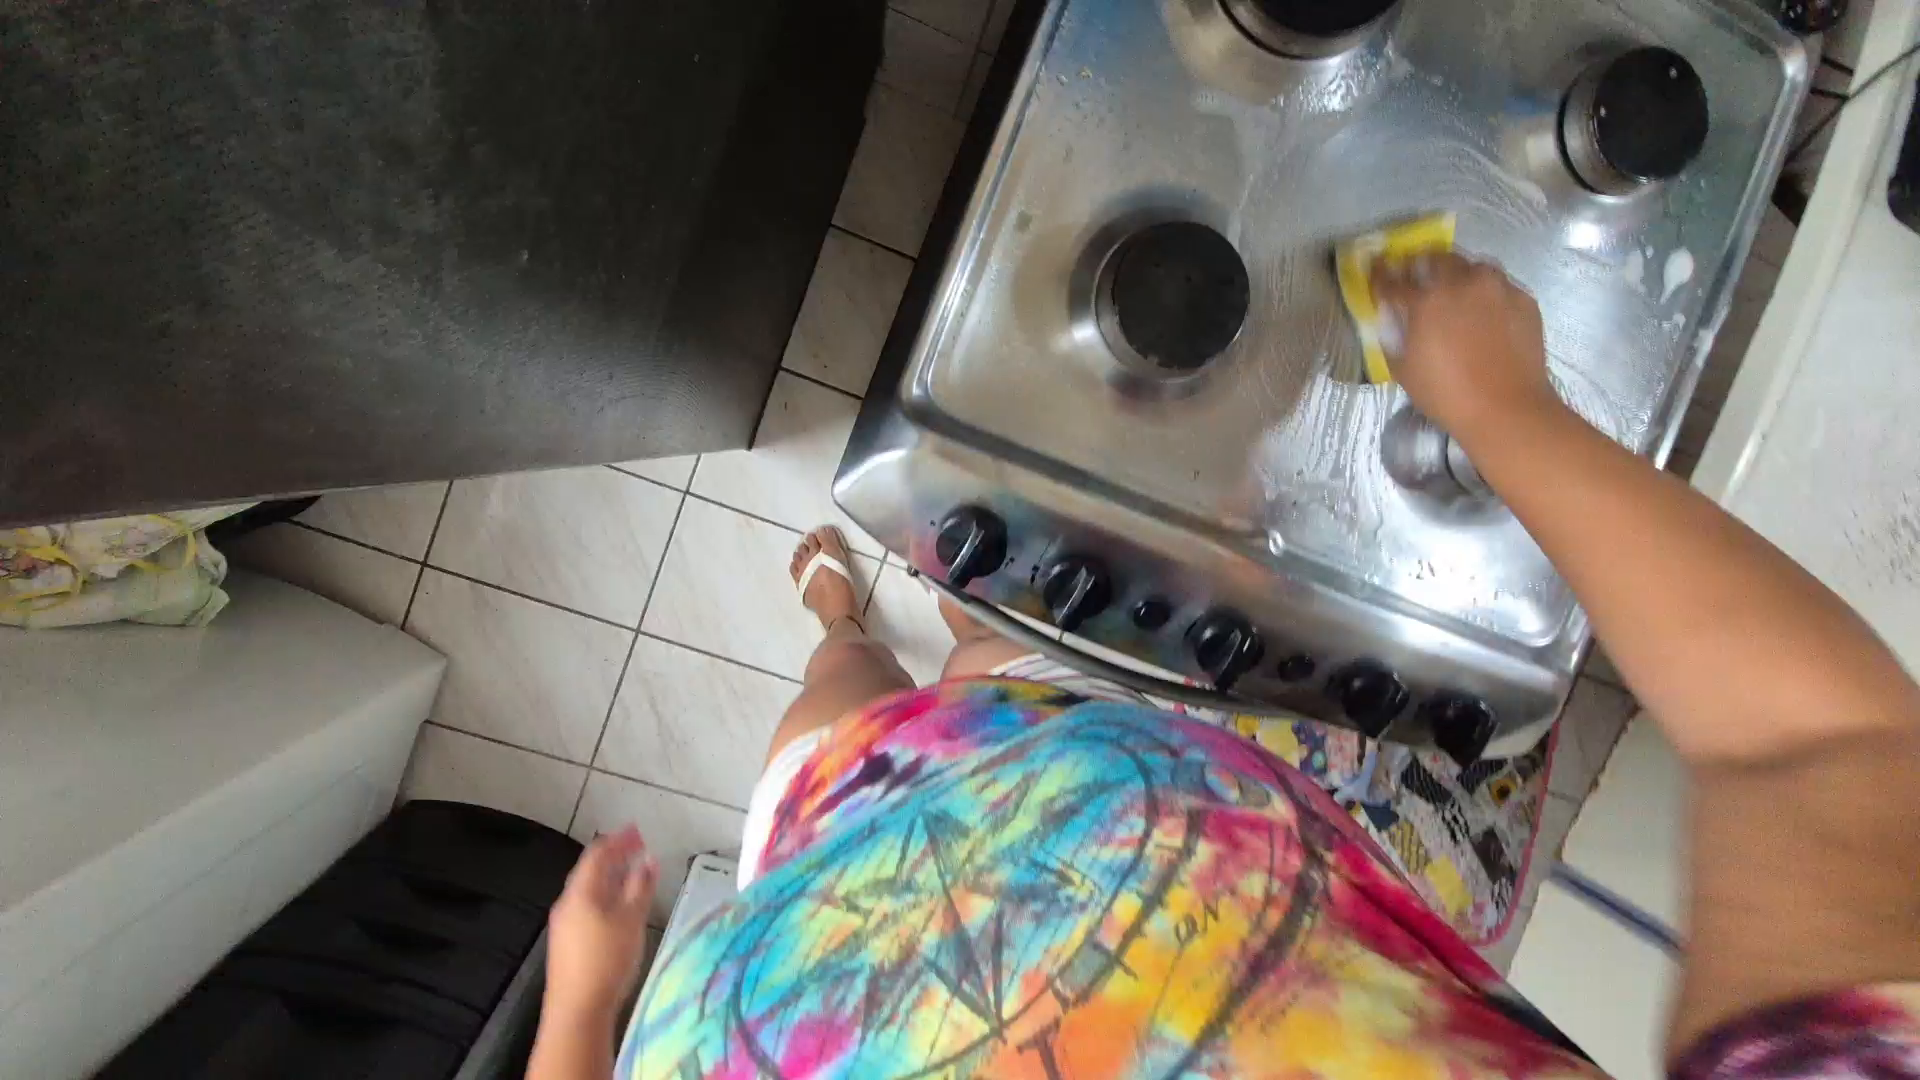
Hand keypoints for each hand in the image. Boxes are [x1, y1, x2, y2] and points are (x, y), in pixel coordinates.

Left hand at [543, 825, 657, 1023]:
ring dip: (611, 875)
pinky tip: (619, 902)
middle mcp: (567, 904)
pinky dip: (605, 893)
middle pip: (590, 870)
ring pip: (589, 889)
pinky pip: (587, 905)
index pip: (598, 854)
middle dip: (615, 855)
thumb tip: (649, 861)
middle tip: (637, 845)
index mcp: (581, 893)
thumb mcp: (632, 919)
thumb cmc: (607, 959)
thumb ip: (641, 886)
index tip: (637, 829)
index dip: (618, 839)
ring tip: (632, 869)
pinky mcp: (568, 943)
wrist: (577, 1011)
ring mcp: (565, 924)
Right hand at [1371, 252, 1561, 439]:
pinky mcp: (1523, 298)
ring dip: (1457, 274)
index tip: (1377, 271)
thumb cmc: (1444, 392)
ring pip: (1473, 266)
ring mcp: (1498, 288)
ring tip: (1453, 292)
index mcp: (1427, 301)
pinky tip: (1482, 311)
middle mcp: (1463, 284)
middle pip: (1437, 259)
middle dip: (1422, 265)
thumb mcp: (1403, 367)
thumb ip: (1395, 334)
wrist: (1505, 406)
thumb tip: (1395, 317)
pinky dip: (1485, 291)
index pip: (1395, 280)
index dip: (1382, 275)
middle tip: (1416, 278)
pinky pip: (1499, 284)